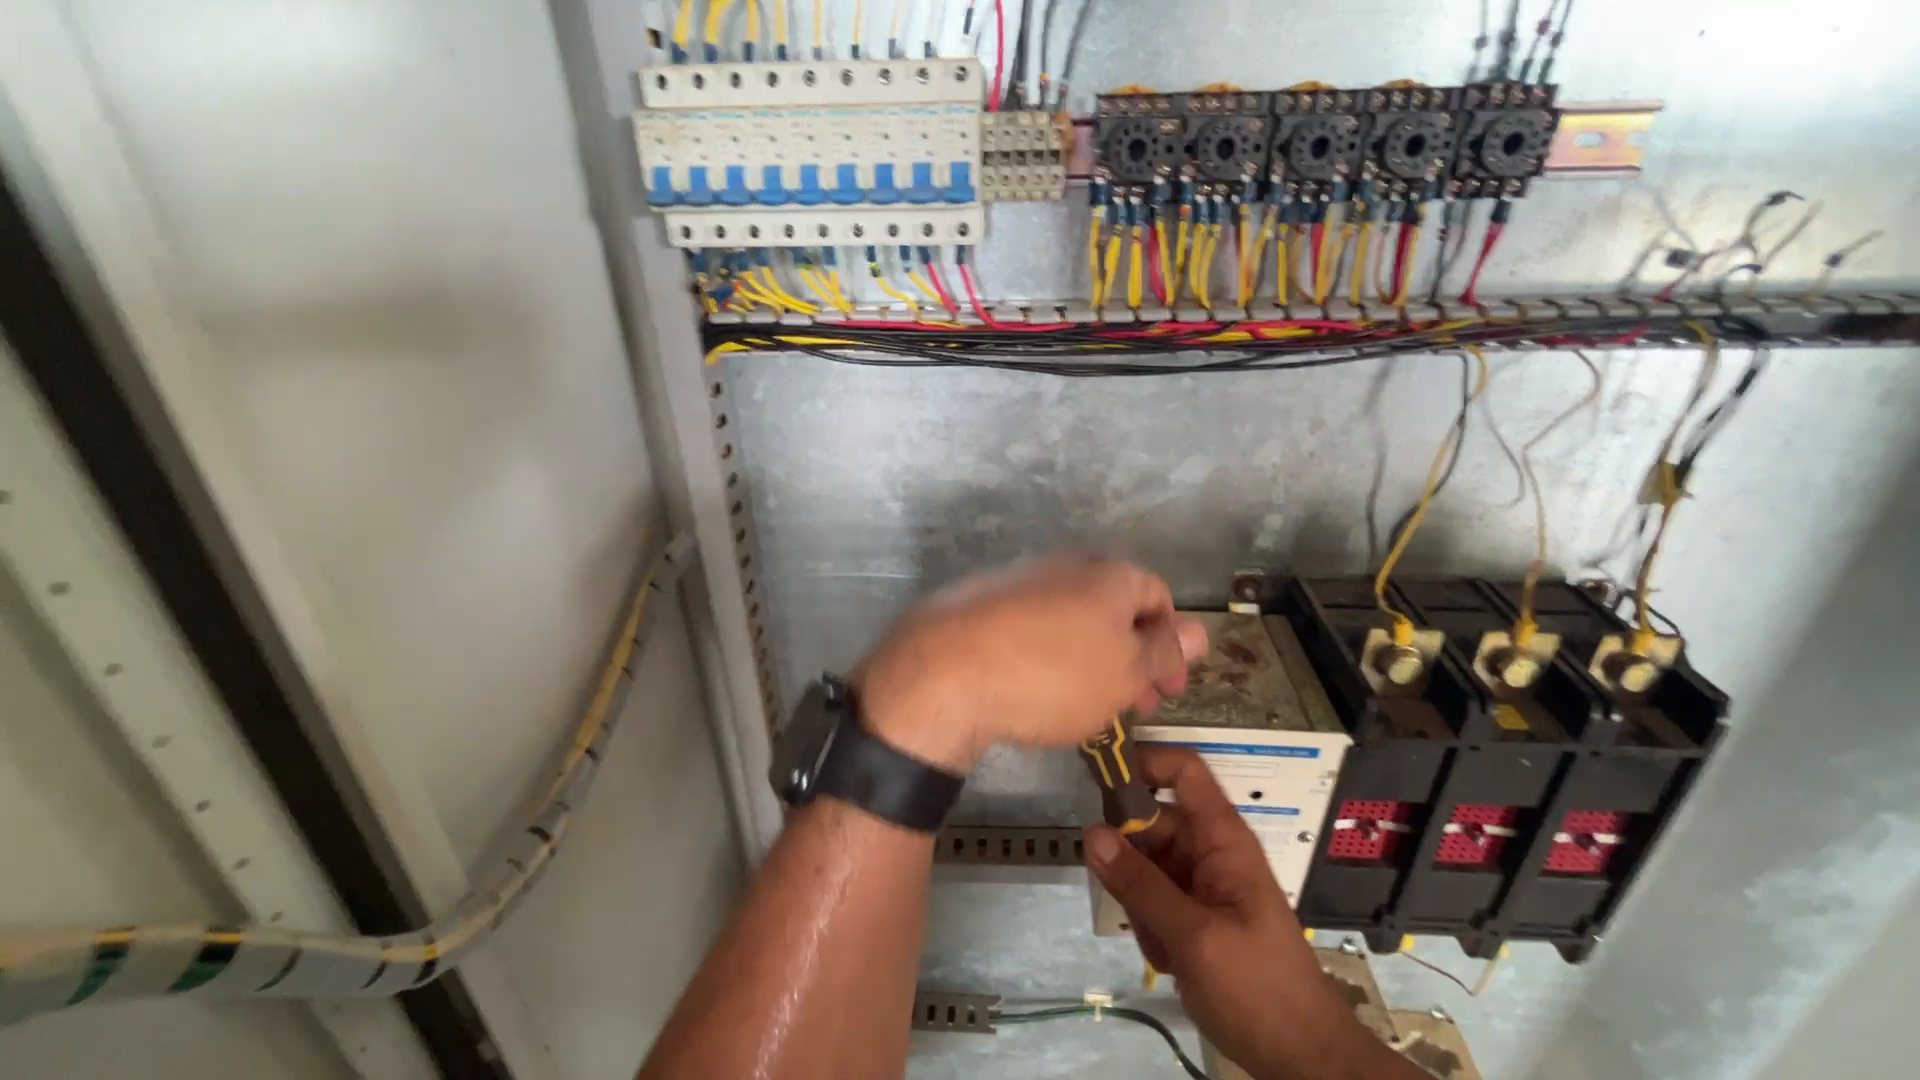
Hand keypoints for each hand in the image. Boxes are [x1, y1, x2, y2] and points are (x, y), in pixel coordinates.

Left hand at [852, 556, 1207, 770]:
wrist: (942, 673)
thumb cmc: (1051, 675)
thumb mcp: (1124, 673)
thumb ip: (1164, 651)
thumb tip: (1199, 630)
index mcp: (1107, 574)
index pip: (1158, 597)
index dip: (1170, 643)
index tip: (1166, 688)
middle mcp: (1064, 566)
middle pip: (1112, 609)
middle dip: (1129, 658)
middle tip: (1130, 705)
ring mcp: (1016, 582)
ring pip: (1069, 622)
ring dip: (1088, 661)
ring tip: (1083, 708)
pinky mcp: (977, 606)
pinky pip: (1028, 631)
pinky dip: (1044, 658)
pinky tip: (1033, 693)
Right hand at [1085, 747, 1425, 1079]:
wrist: (1302, 1058)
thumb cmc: (1258, 988)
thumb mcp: (1193, 936)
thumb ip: (1139, 884)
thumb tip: (1091, 832)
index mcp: (1222, 837)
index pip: (1182, 770)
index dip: (1142, 761)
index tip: (1095, 776)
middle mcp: (1210, 850)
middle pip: (1150, 822)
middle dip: (1131, 860)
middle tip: (1129, 901)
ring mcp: (1201, 882)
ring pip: (1145, 865)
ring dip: (1140, 903)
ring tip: (1164, 944)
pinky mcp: (1195, 913)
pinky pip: (1153, 899)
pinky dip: (1151, 927)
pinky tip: (1170, 959)